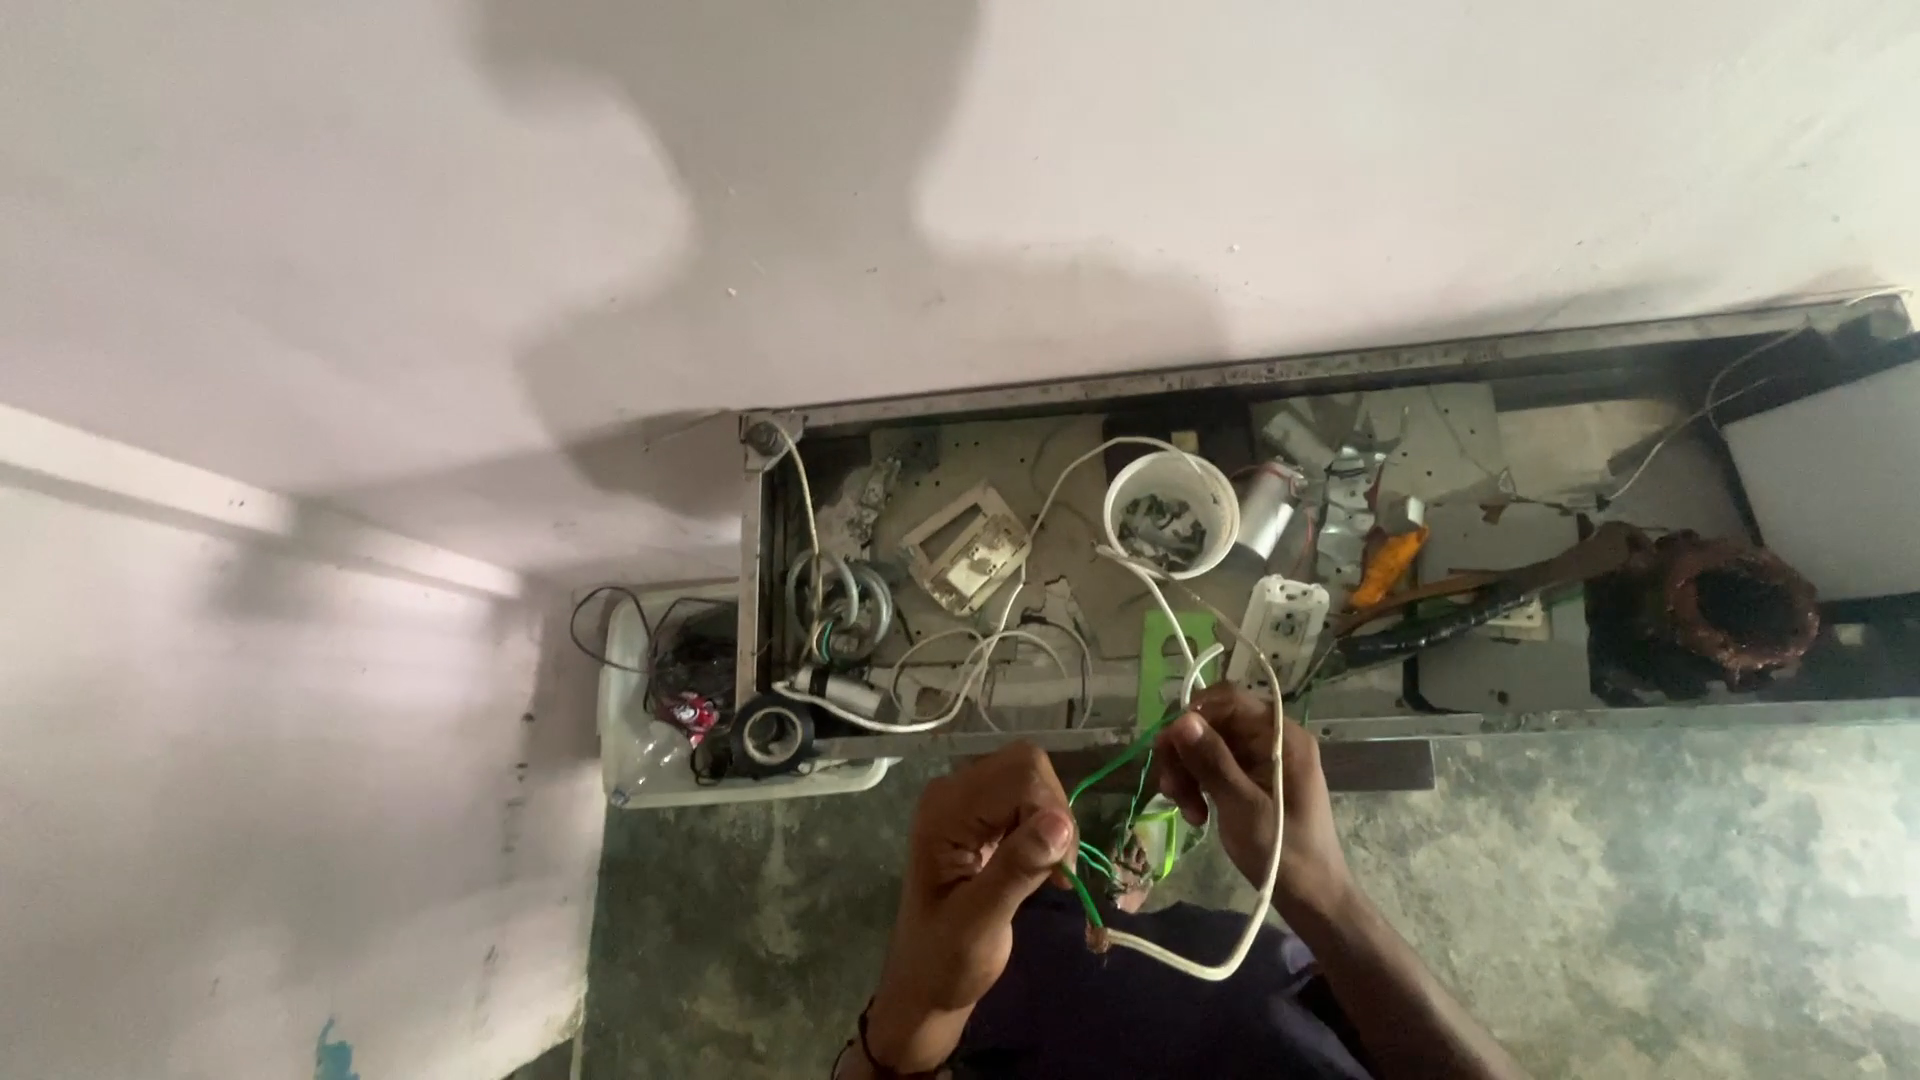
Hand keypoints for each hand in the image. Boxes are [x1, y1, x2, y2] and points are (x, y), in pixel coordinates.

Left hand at [863, 743, 1076, 1073]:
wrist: (924, 987)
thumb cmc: (945, 961)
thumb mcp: (979, 923)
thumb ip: (1016, 869)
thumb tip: (1060, 823)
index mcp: (945, 809)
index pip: (1019, 772)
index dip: (1050, 809)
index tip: (1060, 869)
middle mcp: (954, 792)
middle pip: (1026, 765)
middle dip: (1054, 811)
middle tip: (1059, 869)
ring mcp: (966, 801)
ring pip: (1031, 779)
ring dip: (1053, 822)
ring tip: (1051, 872)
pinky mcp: (982, 816)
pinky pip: (1026, 799)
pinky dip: (1045, 827)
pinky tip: (1043, 865)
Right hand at [1153, 683, 1353, 924]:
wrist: (1311, 899)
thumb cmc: (1284, 853)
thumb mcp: (1244, 808)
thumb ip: (1213, 762)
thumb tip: (1181, 719)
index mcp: (1281, 736)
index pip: (1228, 699)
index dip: (1193, 715)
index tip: (1170, 747)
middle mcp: (1269, 738)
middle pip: (1209, 721)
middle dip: (1183, 751)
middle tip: (1170, 788)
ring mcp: (1257, 757)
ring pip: (1202, 743)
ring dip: (1184, 772)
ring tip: (1185, 809)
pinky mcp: (1246, 776)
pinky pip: (1208, 764)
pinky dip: (1194, 784)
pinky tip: (1194, 814)